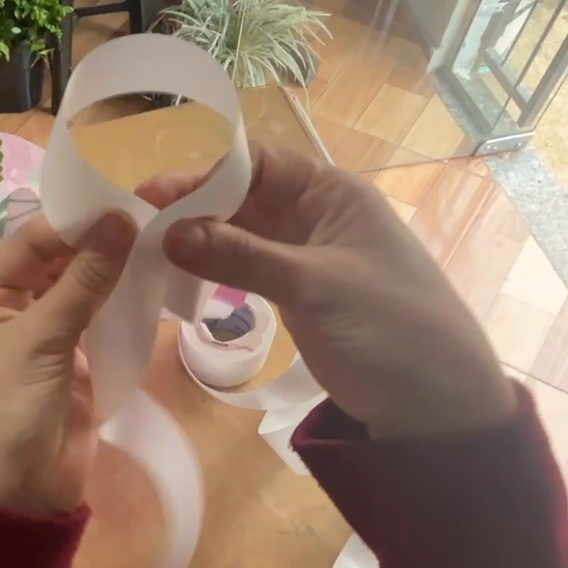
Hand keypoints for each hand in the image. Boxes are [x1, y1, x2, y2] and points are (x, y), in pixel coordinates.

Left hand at [0, 212, 137, 514]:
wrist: (18, 493)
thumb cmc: (8, 408)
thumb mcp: (39, 338)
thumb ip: (83, 280)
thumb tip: (122, 220)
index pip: (33, 240)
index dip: (74, 219)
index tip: (124, 199)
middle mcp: (21, 308)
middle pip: (64, 261)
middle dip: (102, 241)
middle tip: (155, 213)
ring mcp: (55, 336)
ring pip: (89, 289)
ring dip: (119, 270)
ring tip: (164, 240)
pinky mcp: (85, 363)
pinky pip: (107, 322)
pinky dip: (128, 305)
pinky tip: (159, 282)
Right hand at [153, 145, 516, 438]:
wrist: (432, 403)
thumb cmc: (388, 328)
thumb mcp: (313, 286)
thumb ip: (241, 257)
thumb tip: (169, 234)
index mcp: (332, 193)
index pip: (257, 164)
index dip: (203, 174)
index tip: (151, 195)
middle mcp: (314, 215)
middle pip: (241, 197)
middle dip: (193, 208)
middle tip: (136, 227)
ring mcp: (302, 257)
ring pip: (239, 235)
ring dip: (198, 241)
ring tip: (147, 253)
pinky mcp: (293, 294)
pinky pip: (244, 269)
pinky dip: (214, 272)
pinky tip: (180, 279)